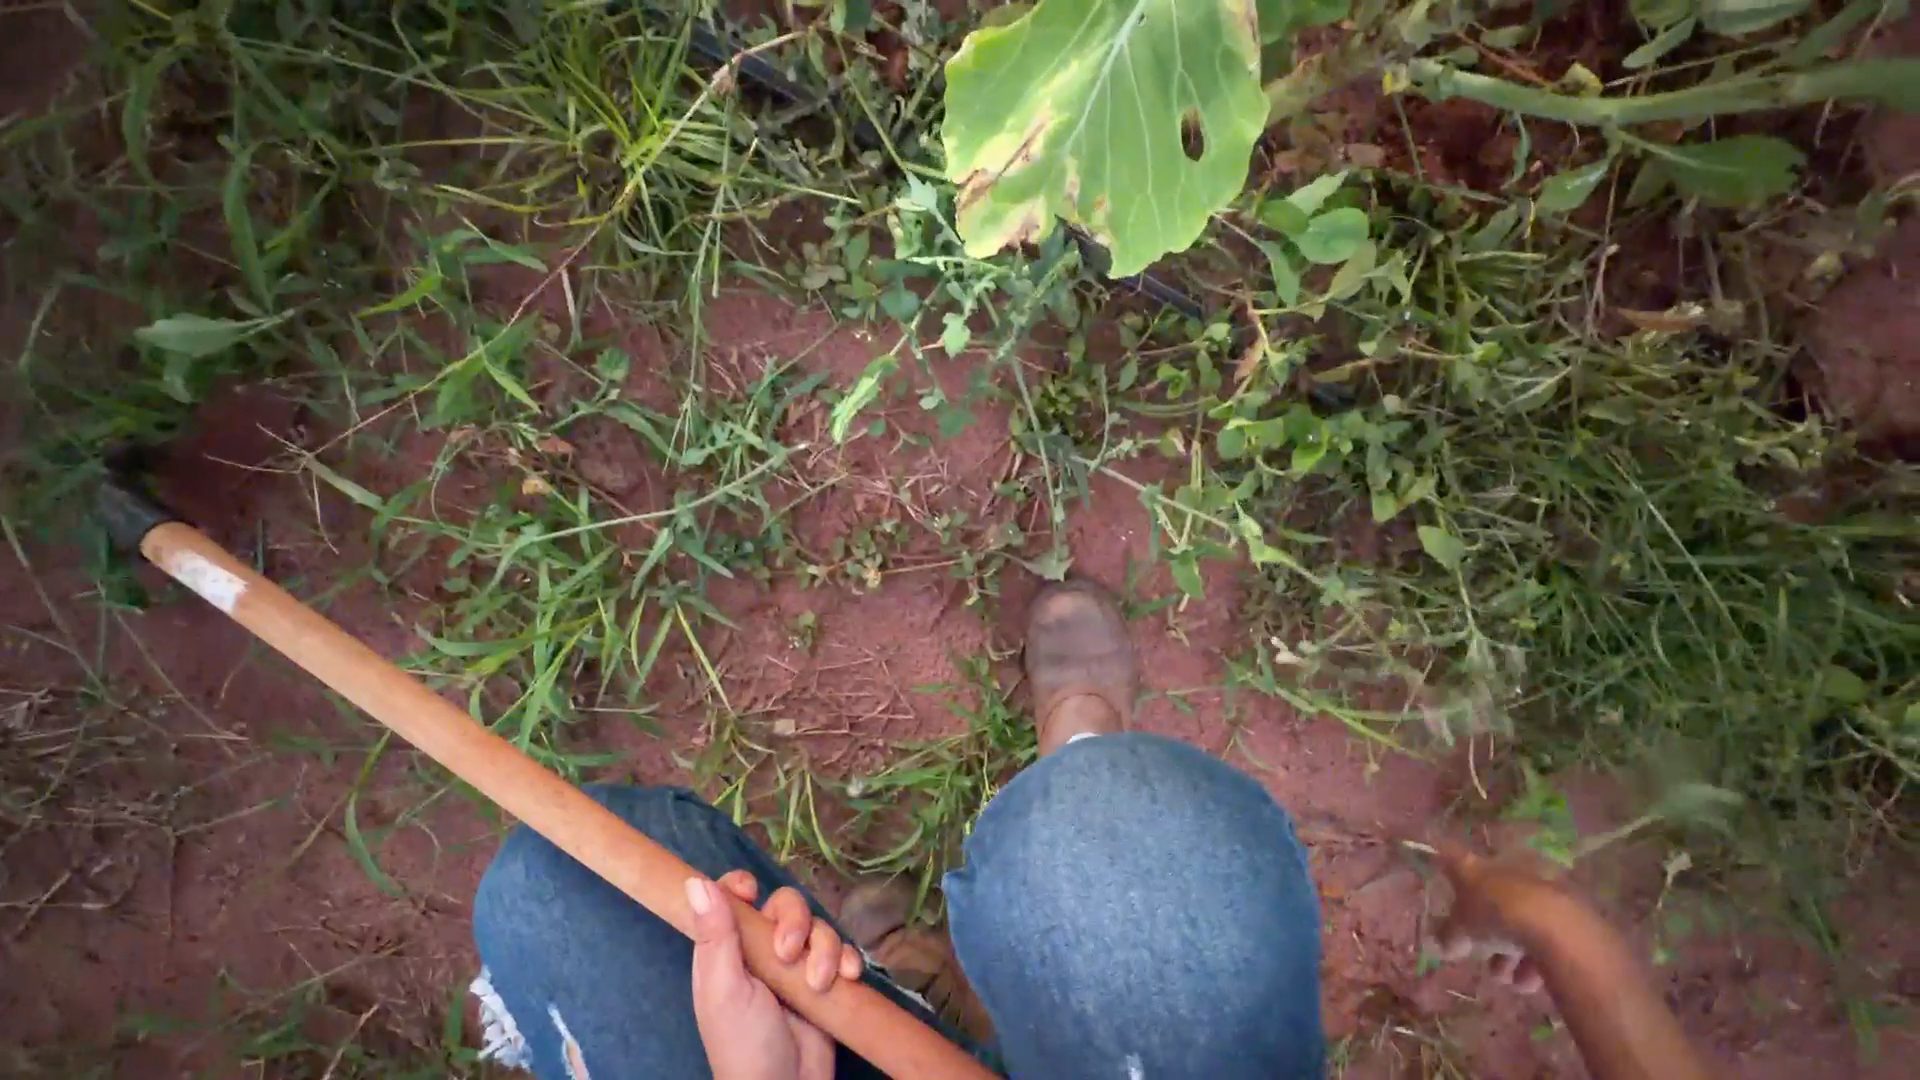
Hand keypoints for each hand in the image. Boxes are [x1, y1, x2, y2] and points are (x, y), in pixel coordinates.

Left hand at [685, 872, 862, 1079]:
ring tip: (818, 983)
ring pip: (817, 926)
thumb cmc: (743, 1043)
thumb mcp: (724, 990)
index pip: (733, 899)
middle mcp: (761, 951)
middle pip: (785, 905)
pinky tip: (848, 976)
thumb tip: (694, 881)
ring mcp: (795, 965)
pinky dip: (847, 959)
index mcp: (727, 950)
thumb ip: (715, 935)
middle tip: (789, 954)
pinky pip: (842, 950)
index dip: (743, 887)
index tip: (753, 893)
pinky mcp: (826, 980)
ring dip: (824, 948)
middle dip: (795, 922)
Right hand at [1433, 844, 1551, 993]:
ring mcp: (1536, 890)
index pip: (1451, 858)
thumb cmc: (1496, 917)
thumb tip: (1440, 945)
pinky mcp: (1565, 912)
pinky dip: (1534, 958)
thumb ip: (1449, 935)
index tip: (1439, 871)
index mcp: (1474, 869)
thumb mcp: (1463, 929)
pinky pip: (1543, 935)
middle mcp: (1504, 873)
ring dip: (1511, 954)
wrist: (1556, 925)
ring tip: (1510, 981)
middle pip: (1490, 900)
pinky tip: (1529, 983)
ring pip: (1518, 922)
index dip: (1443, 863)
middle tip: (1482, 959)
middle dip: (1486, 933)